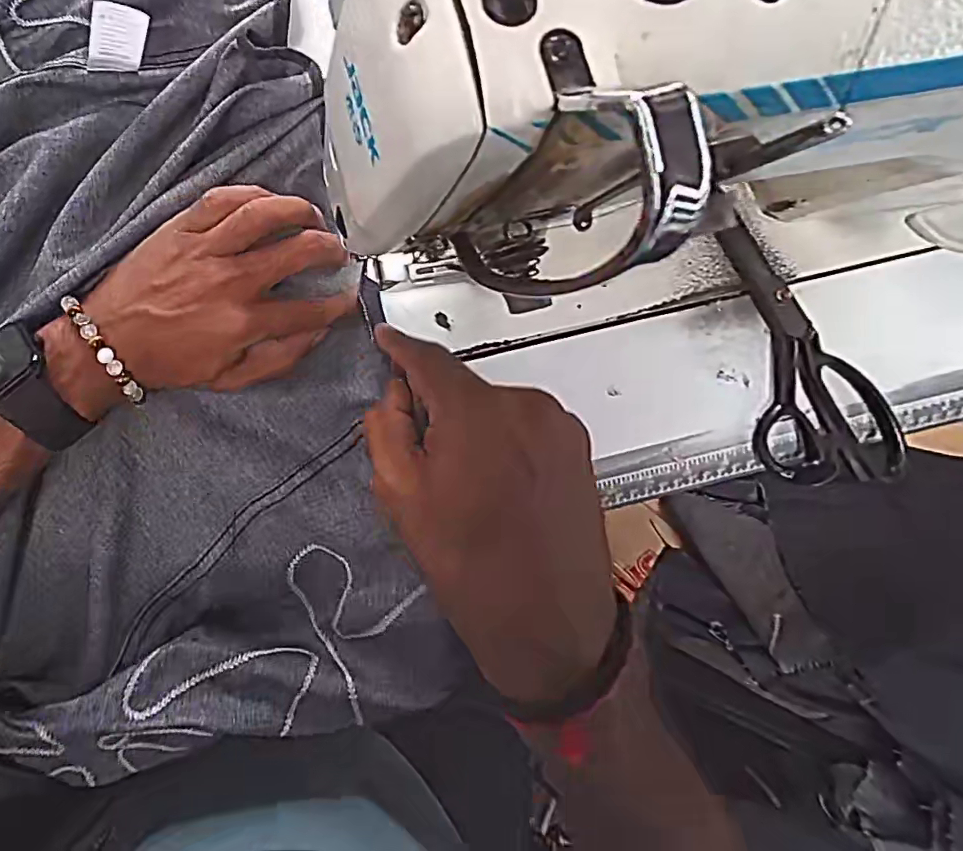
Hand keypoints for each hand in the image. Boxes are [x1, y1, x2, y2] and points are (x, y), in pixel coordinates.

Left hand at [40, 186, 358, 419]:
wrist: (109, 342)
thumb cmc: (166, 361)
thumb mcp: (227, 378)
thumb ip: (278, 359)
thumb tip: (315, 335)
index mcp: (242, 321)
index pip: (309, 308)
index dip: (338, 303)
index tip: (347, 298)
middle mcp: (229, 280)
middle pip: (298, 250)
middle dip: (329, 249)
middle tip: (336, 251)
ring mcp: (203, 249)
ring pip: (264, 214)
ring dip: (299, 210)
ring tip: (312, 217)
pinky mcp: (179, 229)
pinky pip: (221, 199)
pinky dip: (250, 194)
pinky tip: (265, 200)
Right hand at [362, 325, 615, 706]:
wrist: (548, 624)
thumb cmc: (474, 567)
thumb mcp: (401, 495)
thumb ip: (385, 430)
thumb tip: (395, 398)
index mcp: (476, 413)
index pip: (428, 358)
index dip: (400, 347)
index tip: (388, 338)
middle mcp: (524, 407)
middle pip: (460, 383)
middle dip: (435, 406)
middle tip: (424, 455)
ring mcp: (557, 425)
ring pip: (491, 403)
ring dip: (470, 423)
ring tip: (466, 482)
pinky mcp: (576, 444)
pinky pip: (521, 421)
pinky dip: (500, 436)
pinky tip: (495, 483)